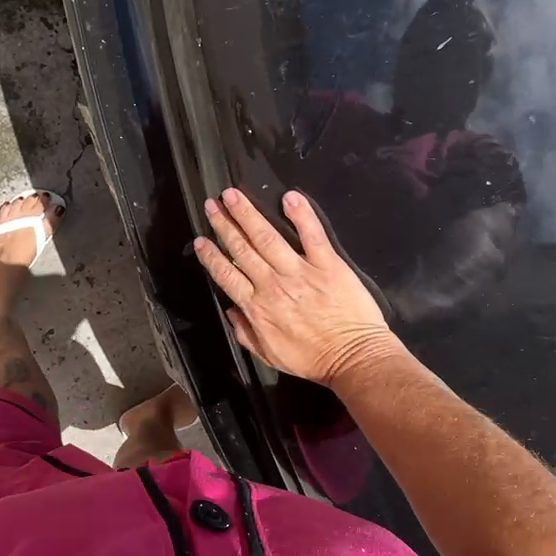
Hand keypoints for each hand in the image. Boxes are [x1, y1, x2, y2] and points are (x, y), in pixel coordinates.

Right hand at [194, 189, 403, 385]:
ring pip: (267, 237)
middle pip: (242, 249)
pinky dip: (301, 215)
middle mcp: (273, 285)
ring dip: (247, 214)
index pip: (226, 275)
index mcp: (257, 307)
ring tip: (233, 195)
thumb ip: (246, 333)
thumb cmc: (312, 360)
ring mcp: (300, 272)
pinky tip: (289, 198)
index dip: (211, 256)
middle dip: (224, 224)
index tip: (201, 240)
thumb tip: (231, 311)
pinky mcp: (328, 265)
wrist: (354, 359)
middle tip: (212, 204)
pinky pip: (312, 235)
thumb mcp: (269, 355)